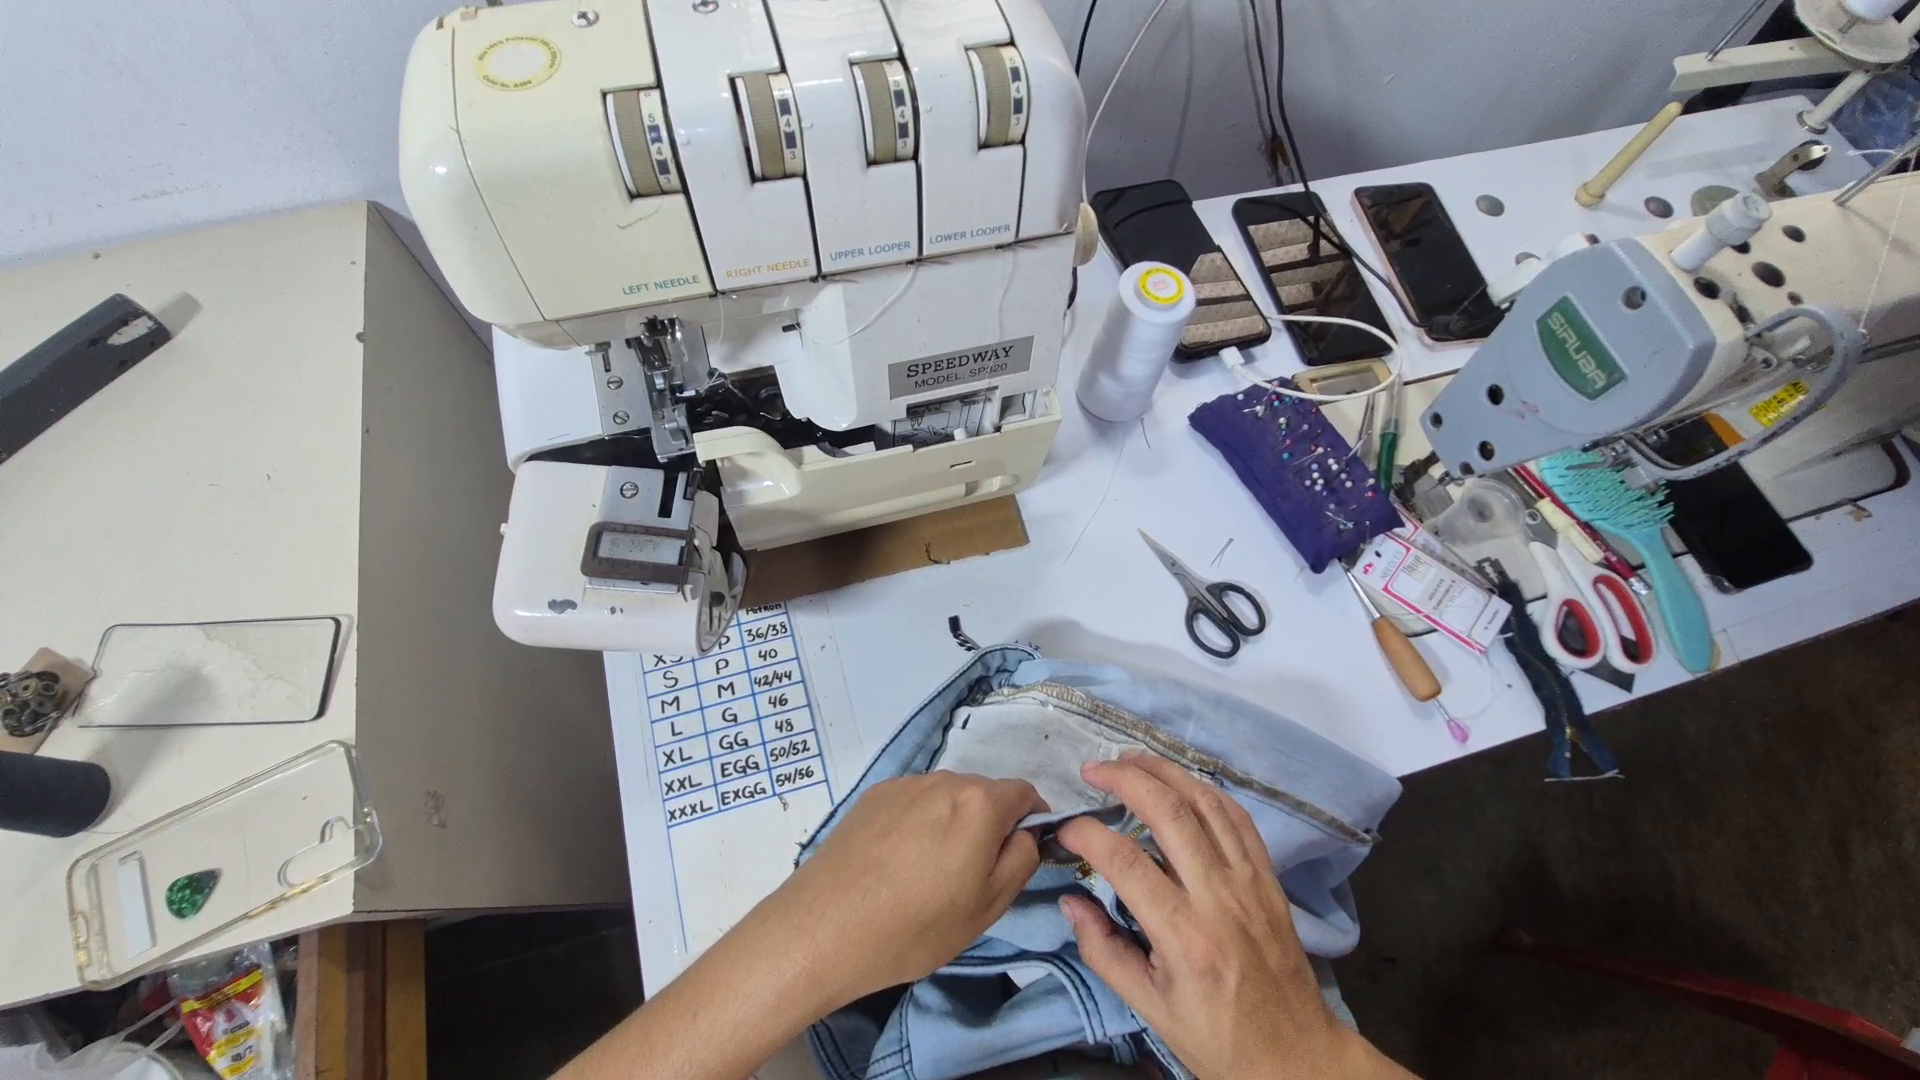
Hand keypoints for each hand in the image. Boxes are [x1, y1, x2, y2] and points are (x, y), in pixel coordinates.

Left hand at [758, 771, 1046, 1006]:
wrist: (826, 927)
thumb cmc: (917, 924)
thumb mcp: (989, 905)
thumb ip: (1021, 859)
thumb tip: (1025, 834)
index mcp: (979, 802)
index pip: (1024, 794)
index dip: (1030, 823)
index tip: (1015, 857)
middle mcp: (944, 780)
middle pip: (983, 794)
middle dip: (988, 825)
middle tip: (969, 875)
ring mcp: (904, 784)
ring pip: (946, 798)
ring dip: (951, 824)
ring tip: (926, 874)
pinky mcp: (872, 796)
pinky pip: (912, 803)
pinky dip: (917, 824)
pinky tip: (895, 864)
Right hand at [1057, 753, 1412, 1079]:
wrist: (1297, 1056)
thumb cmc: (1218, 1038)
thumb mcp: (1150, 1009)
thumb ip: (1104, 951)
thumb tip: (1071, 900)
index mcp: (1185, 936)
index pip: (1126, 862)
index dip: (1088, 835)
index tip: (1065, 831)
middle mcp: (1220, 898)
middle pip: (1170, 813)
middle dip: (1126, 780)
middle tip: (1092, 769)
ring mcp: (1250, 882)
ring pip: (1207, 803)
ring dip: (1165, 771)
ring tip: (1130, 758)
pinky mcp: (1268, 878)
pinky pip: (1238, 819)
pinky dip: (1205, 790)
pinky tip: (1181, 782)